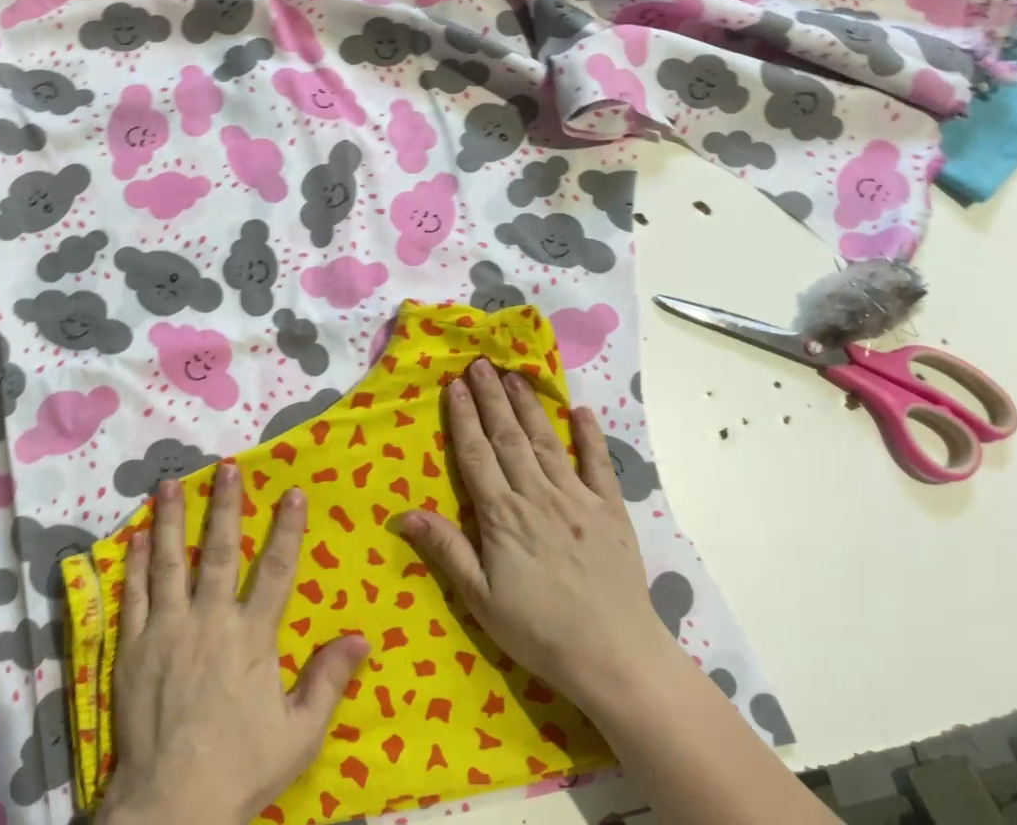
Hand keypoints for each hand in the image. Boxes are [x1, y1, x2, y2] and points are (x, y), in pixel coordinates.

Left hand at [98, 464, 370, 824]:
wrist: (173, 800)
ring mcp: (166, 630)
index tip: (294, 492)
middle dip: (227, 506)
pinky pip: (133, 595)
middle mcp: (209, 621)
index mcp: (252, 637)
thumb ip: (328, 680)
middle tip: (227, 468)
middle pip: (220, 552)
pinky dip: (135, 564)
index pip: (277, 571)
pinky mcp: (133, 647)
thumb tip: (360, 638)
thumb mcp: (300, 732)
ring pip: (169, 562)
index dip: (288, 529)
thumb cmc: (242, 765)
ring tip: (170, 483)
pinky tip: (136, 537)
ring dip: (172, 520)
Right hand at [399, 358, 674, 716]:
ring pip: (547, 442)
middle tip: (479, 364)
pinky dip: (590, 436)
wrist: (613, 653)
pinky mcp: (610, 510)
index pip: (476, 456)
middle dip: (492, 398)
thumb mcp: (480, 598)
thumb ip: (446, 550)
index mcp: (502, 517)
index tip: (455, 385)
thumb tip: (403, 514)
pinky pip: (598, 464)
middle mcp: (537, 496)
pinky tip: (582, 412)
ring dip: (529, 407)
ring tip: (515, 375)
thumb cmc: (538, 631)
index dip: (464, 418)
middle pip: (509, 438)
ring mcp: (577, 499)